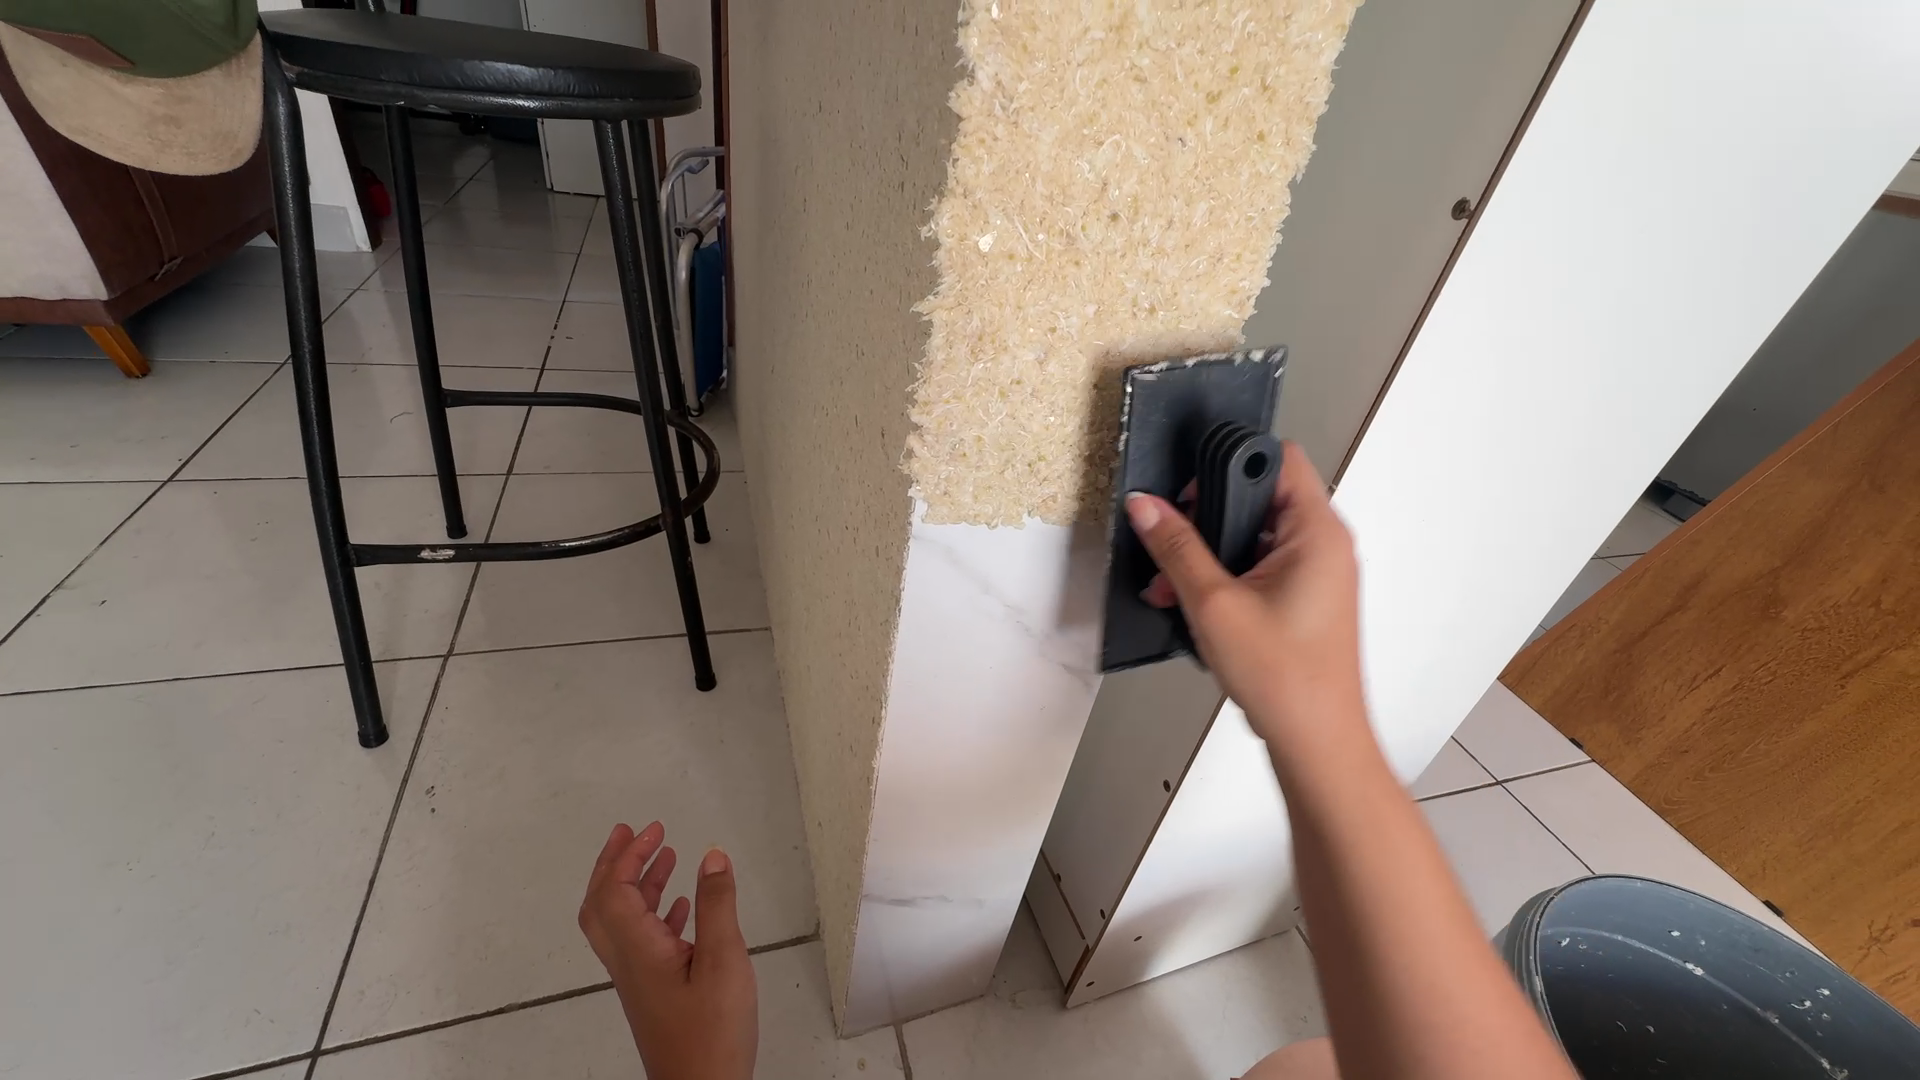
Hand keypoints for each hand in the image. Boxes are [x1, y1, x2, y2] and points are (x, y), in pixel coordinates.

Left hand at [579, 822, 756, 1079]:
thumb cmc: (713, 1028)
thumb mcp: (724, 960)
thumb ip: (718, 904)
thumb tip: (712, 854)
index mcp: (638, 951)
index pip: (614, 893)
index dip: (628, 856)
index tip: (653, 828)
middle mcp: (629, 963)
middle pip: (603, 907)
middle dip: (614, 865)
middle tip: (635, 832)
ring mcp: (640, 980)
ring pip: (623, 923)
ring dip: (637, 885)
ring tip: (666, 856)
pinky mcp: (656, 992)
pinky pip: (643, 940)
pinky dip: (655, 912)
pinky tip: (680, 906)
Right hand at [1127, 441, 1363, 745]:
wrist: (1316, 742)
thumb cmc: (1286, 680)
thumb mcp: (1213, 604)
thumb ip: (1176, 547)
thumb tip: (1147, 506)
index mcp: (1317, 533)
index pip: (1280, 458)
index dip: (1229, 463)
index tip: (1190, 489)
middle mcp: (1323, 546)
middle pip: (1258, 498)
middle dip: (1205, 519)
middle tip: (1172, 545)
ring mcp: (1314, 574)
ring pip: (1250, 537)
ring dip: (1205, 554)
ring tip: (1170, 586)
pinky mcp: (1301, 598)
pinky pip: (1255, 567)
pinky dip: (1221, 577)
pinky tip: (1188, 603)